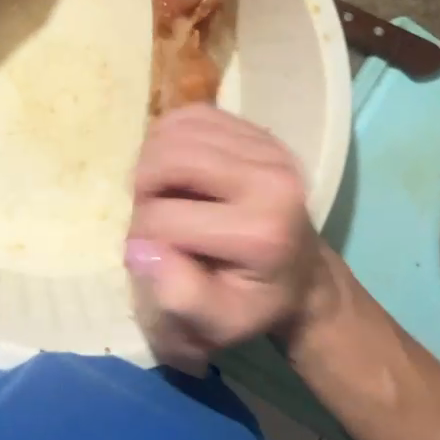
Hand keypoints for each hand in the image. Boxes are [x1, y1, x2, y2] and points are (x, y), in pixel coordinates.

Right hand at [125, 105, 335, 371]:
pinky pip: (190, 115)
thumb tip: (140, 250)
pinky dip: (168, 138)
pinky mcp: (257, 128)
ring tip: (164, 194)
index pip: (163, 218)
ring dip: (152, 162)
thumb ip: (180, 298)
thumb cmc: (252, 302)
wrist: (300, 276)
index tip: (155, 257)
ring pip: (173, 132)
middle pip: (167, 160)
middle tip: (151, 216)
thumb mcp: (218, 324)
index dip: (142, 239)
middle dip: (142, 189)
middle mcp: (271, 178)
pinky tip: (177, 170)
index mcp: (262, 232)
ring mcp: (267, 146)